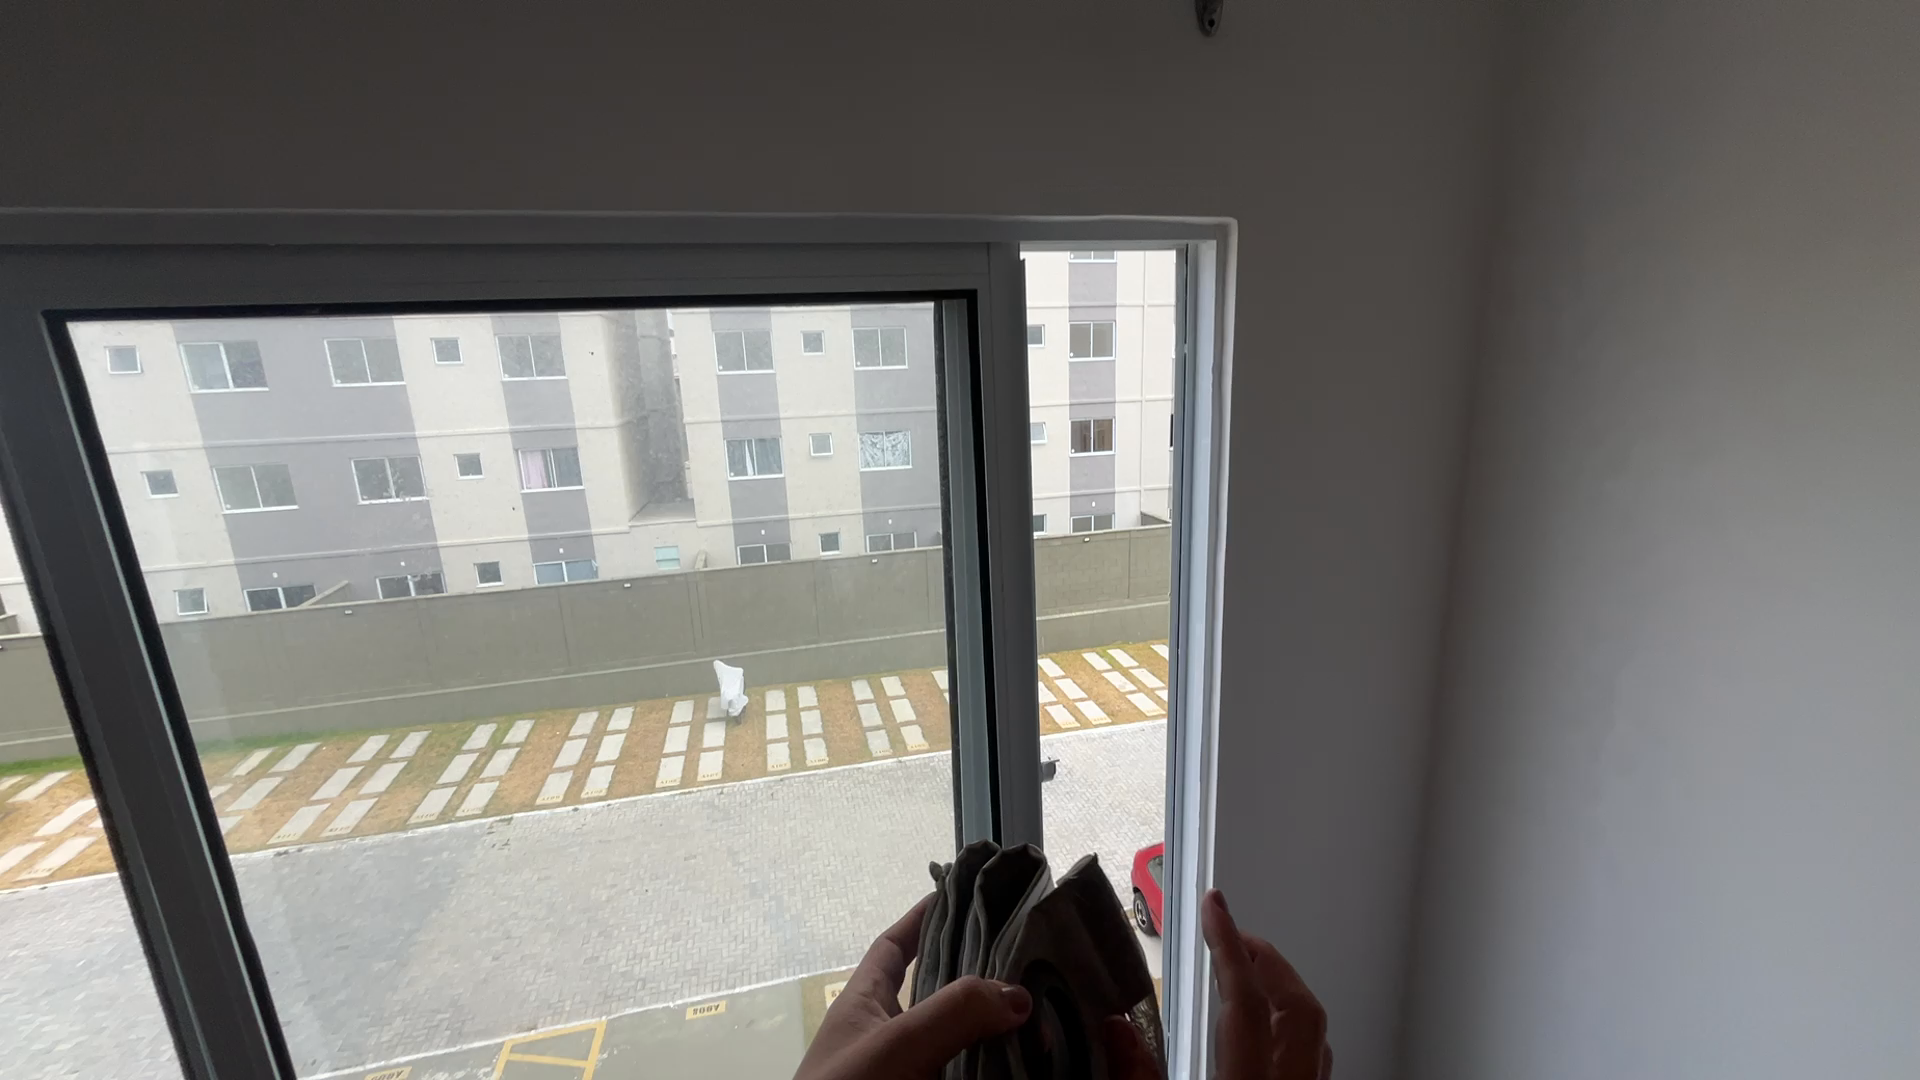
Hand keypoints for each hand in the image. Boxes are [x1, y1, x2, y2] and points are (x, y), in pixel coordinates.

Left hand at [796, 894, 1033, 1079]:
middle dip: (977, 973)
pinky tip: (1030, 1065)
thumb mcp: (893, 1046)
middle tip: (1027, 955)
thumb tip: (1017, 992)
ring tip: (1042, 1007)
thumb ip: (952, 1012)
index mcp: (864, 1002)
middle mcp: (887, 1036)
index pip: (896, 944)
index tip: (966, 895)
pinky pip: (967, 1078)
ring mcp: (907, 1074)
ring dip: (995, 1030)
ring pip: (957, 1041)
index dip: (925, 916)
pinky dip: (995, 1072)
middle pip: (936, 990)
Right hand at [1103, 888, 1330, 1079]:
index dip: (1226, 943)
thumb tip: (1117, 1025)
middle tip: (1230, 930)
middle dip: (1264, 957)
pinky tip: (1269, 1022)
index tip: (1213, 903)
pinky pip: (1316, 1055)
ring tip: (1247, 965)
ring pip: (1315, 1029)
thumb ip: (1140, 1076)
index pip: (1244, 998)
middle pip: (1297, 1007)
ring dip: (1283, 986)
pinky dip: (1292, 1022)